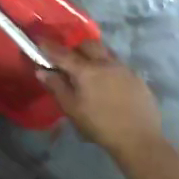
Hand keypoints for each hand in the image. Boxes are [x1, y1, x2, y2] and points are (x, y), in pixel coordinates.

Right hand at [37, 40, 163, 153]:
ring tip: (90, 71)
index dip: (49, 46)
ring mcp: (123, 67)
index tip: (39, 40)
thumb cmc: (100, 126)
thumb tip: (42, 71)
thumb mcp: (72, 109)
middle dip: (75, 48)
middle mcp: (105, 62)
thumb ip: (57, 87)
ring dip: (94, 55)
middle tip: (69, 62)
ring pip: (105, 51)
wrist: (138, 138)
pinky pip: (118, 63)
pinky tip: (109, 84)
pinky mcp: (136, 76)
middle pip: (87, 44)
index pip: (63, 53)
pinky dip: (108, 67)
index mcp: (86, 70)